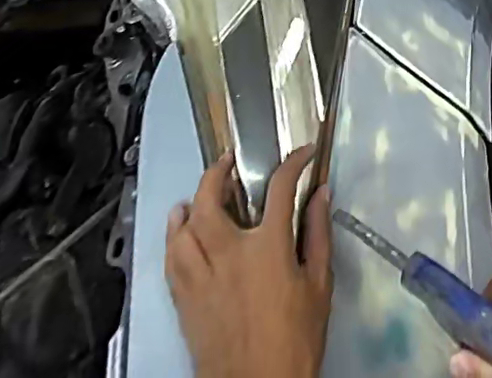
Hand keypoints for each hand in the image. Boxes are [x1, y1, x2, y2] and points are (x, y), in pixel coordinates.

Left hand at [166, 144, 332, 377]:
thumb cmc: (296, 340)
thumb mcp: (319, 287)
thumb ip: (318, 235)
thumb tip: (321, 194)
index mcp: (268, 247)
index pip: (281, 188)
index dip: (294, 162)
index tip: (304, 152)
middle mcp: (228, 253)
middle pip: (210, 198)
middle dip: (217, 172)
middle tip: (228, 162)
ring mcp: (201, 276)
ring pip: (182, 227)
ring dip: (190, 204)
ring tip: (199, 196)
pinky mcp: (184, 299)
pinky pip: (170, 258)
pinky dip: (174, 238)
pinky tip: (181, 232)